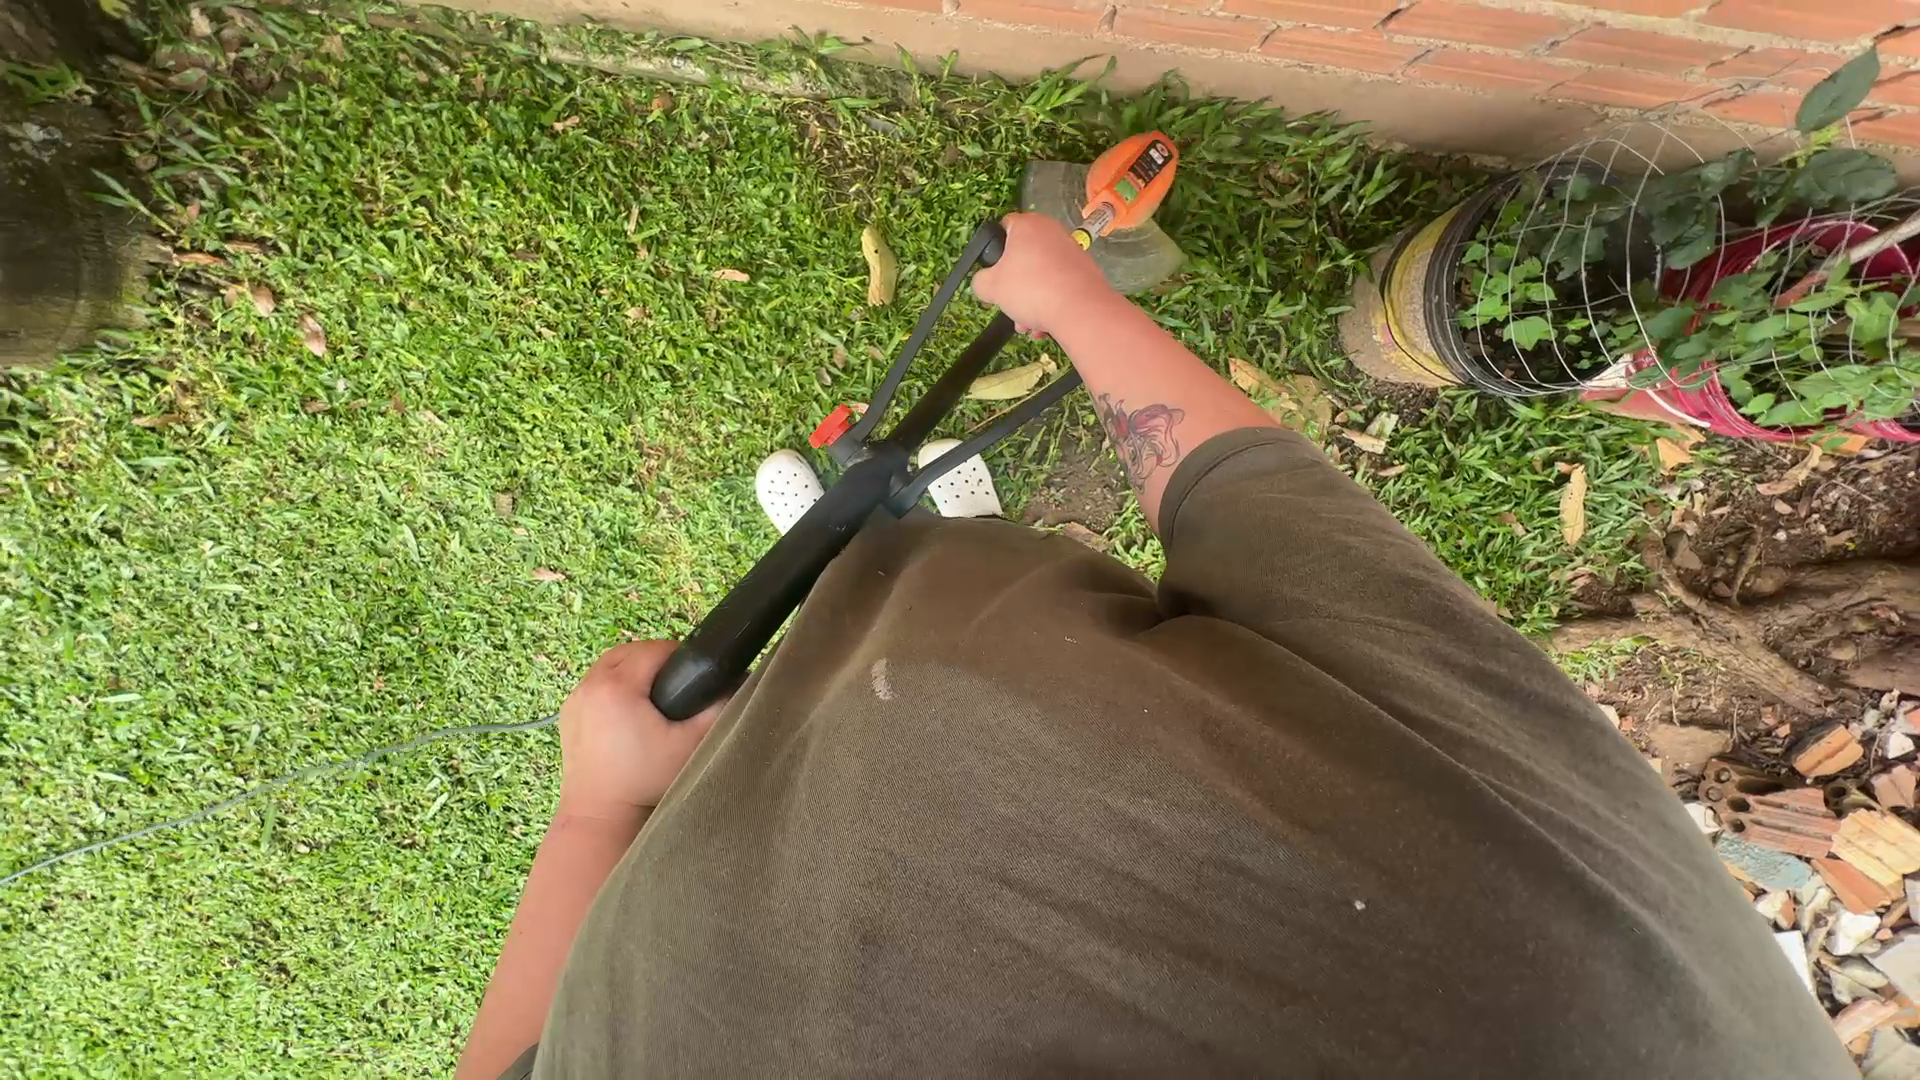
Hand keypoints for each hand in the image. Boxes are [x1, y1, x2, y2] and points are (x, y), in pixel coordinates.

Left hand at [554, 641, 723, 821]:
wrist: (601, 816)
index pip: (655, 649)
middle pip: (630, 651)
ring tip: (658, 693)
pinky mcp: (568, 714)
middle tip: (680, 683)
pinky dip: (615, 684)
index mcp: (617, 686)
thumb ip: (717, 708)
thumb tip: (734, 683)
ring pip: (611, 665)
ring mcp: (575, 699)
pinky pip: (596, 683)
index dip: (680, 656)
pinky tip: (632, 707)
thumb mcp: (692, 743)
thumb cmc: (646, 780)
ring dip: (634, 669)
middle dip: (657, 659)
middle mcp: (590, 686)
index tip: (694, 676)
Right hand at [972, 212, 1118, 337]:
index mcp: (1027, 225)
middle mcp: (1051, 231)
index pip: (1004, 226)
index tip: (993, 272)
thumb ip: (980, 281)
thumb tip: (985, 282)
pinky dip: (1051, 303)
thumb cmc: (1030, 289)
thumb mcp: (991, 287)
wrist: (1079, 308)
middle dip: (1015, 287)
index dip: (995, 249)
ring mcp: (1071, 250)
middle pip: (1024, 257)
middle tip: (1011, 306)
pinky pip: (1059, 285)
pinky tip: (1046, 325)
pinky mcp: (1085, 270)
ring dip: (1031, 301)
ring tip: (1029, 325)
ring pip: (1041, 275)